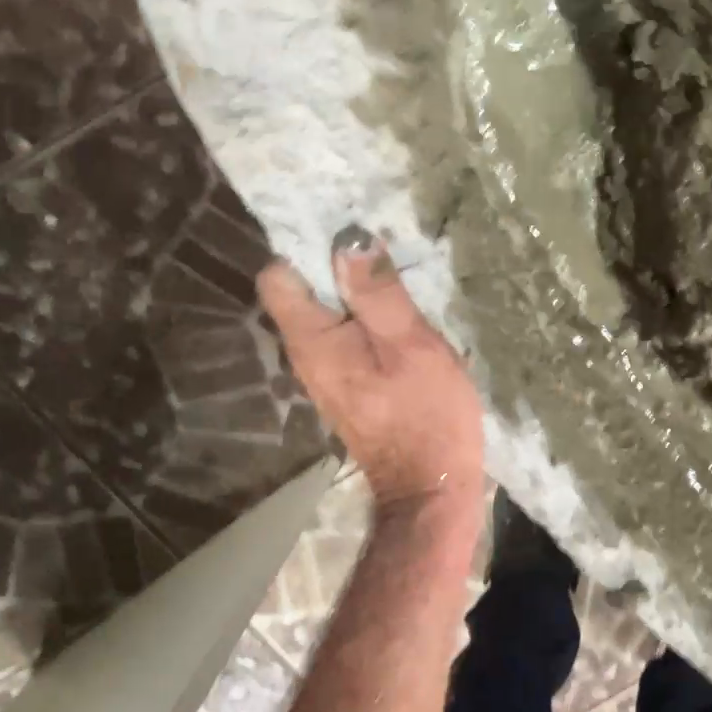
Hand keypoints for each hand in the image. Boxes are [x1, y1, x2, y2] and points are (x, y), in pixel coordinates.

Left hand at [258, 231, 484, 506]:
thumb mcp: (410, 344)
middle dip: (338, 261)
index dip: (308, 245)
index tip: (349, 226)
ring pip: (330, 310)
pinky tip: (404, 309)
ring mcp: (330, 371)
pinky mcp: (352, 382)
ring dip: (358, 287)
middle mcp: (308, 354)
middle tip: (384, 240)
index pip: (279, 275)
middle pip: (305, 289)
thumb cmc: (426, 413)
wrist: (432, 485)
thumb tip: (349, 239)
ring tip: (399, 267)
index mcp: (314, 340)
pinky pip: (349, 332)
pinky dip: (369, 314)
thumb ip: (378, 293)